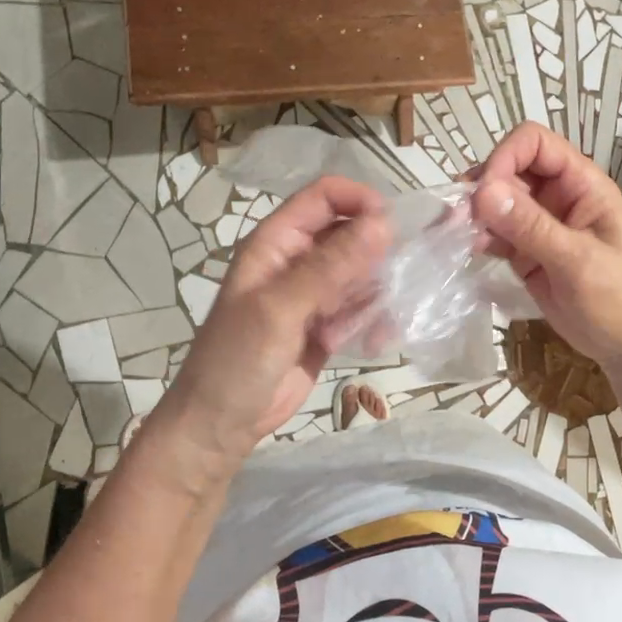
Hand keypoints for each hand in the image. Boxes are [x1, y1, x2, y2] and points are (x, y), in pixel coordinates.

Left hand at [157, 176, 390, 465]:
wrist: (221, 424)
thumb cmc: (238, 359)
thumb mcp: (281, 308)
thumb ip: (331, 266)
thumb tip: (383, 223)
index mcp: (276, 242)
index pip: (324, 197)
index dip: (359, 200)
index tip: (393, 225)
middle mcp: (297, 261)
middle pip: (349, 233)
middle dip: (377, 249)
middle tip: (400, 276)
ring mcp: (313, 295)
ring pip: (361, 272)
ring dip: (378, 290)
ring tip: (381, 317)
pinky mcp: (328, 326)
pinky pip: (361, 308)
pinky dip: (373, 319)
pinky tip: (376, 340)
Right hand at [471, 123, 621, 368]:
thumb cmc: (619, 300)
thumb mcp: (577, 261)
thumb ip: (531, 227)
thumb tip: (483, 192)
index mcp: (582, 185)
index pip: (534, 144)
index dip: (505, 157)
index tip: (483, 192)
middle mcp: (558, 197)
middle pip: (510, 169)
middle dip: (482, 187)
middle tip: (456, 217)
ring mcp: (541, 225)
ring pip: (498, 202)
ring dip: (474, 213)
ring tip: (454, 233)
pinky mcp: (527, 253)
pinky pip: (497, 233)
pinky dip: (479, 237)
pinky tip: (468, 249)